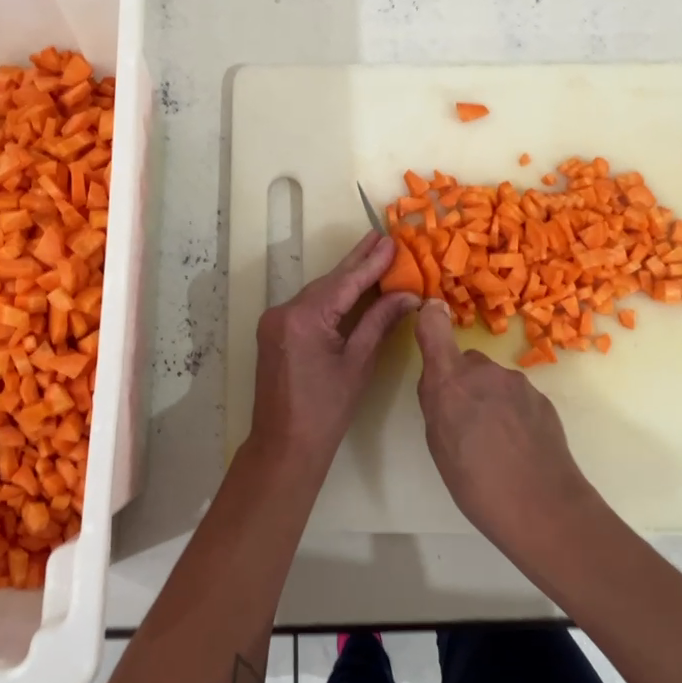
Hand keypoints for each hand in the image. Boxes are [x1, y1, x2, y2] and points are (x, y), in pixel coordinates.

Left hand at [251, 231, 422, 467]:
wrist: (285, 444)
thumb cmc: (326, 410)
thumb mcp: (358, 363)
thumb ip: (379, 323)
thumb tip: (407, 295)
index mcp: (305, 318)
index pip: (345, 282)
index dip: (371, 262)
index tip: (391, 241)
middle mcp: (284, 311)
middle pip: (328, 282)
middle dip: (357, 263)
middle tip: (381, 238)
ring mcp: (275, 320)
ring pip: (317, 292)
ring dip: (344, 278)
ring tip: (372, 256)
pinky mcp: (274, 331)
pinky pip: (307, 306)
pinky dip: (330, 297)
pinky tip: (350, 287)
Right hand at [413, 301, 599, 545]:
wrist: (541, 507)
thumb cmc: (474, 482)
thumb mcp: (438, 443)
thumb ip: (437, 403)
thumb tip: (441, 385)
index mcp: (449, 381)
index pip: (434, 327)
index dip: (430, 317)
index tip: (430, 314)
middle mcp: (484, 372)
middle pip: (467, 363)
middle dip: (463, 382)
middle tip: (464, 422)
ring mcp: (517, 383)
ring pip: (494, 381)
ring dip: (490, 400)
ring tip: (493, 442)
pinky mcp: (542, 399)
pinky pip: (517, 397)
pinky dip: (512, 413)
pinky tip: (516, 446)